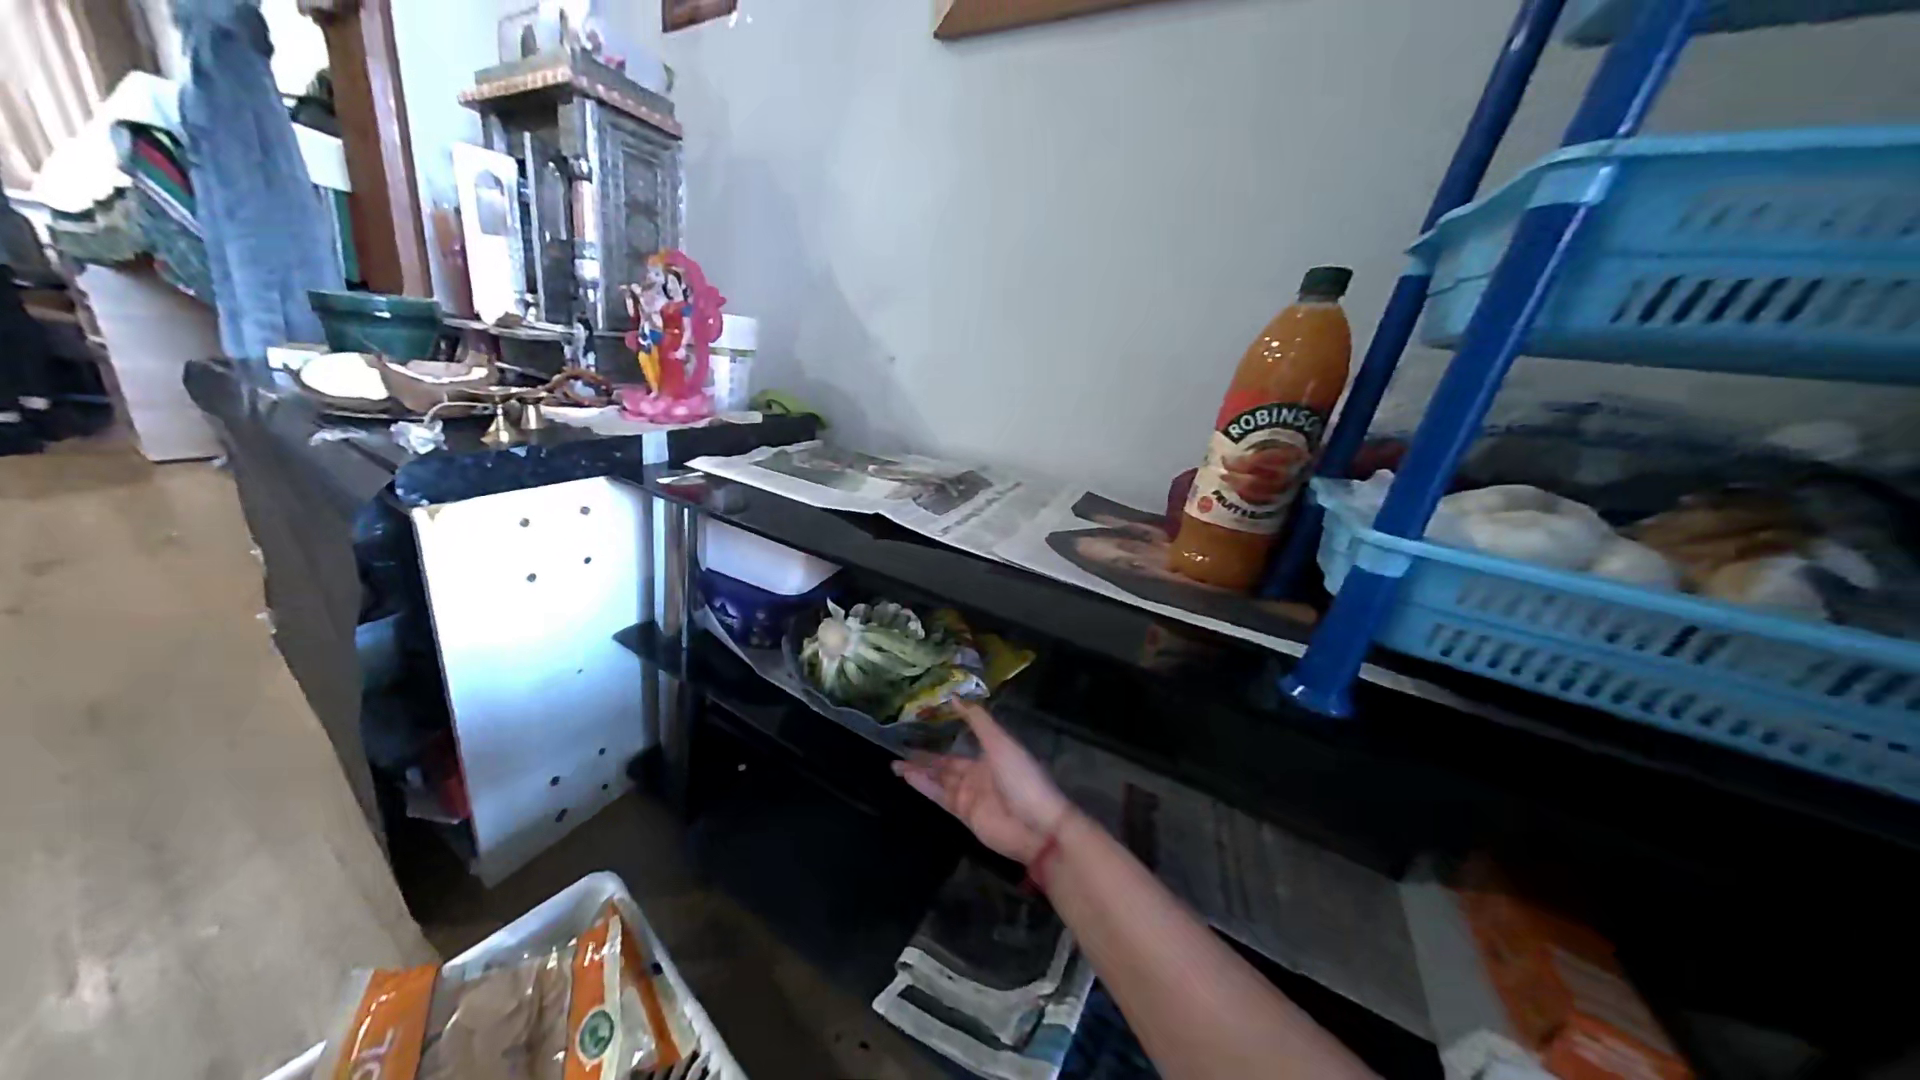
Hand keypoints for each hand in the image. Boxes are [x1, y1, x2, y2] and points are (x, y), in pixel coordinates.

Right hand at [893, 702, 1073, 863]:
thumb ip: (977, 721)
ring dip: (918, 771)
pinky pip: (939, 796)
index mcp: (990, 754)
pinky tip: (907, 777)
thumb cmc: (1022, 778)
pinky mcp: (963, 814)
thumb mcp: (1001, 742)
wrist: (1037, 826)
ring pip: (938, 779)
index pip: (961, 743)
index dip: (942, 735)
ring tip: (895, 763)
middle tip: (899, 747)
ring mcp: (970, 794)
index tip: (920, 725)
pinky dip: (924, 786)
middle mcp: (978, 773)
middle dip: (924, 756)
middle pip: (945, 763)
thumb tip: (954, 696)